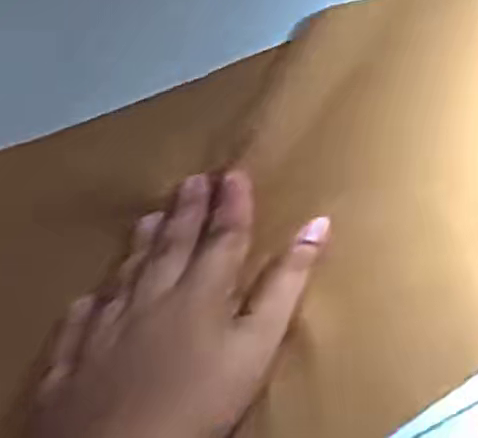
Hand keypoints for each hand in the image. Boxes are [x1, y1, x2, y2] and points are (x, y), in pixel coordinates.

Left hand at [28, 172, 328, 437]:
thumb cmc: (202, 397)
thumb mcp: (260, 340)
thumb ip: (287, 280)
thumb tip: (319, 223)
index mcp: (201, 294)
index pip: (223, 237)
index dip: (232, 204)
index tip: (234, 173)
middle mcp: (150, 303)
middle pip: (171, 250)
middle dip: (187, 213)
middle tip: (191, 180)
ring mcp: (102, 337)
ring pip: (124, 279)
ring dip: (141, 246)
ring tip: (149, 218)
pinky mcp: (65, 371)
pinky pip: (77, 327)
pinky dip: (89, 303)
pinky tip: (89, 296)